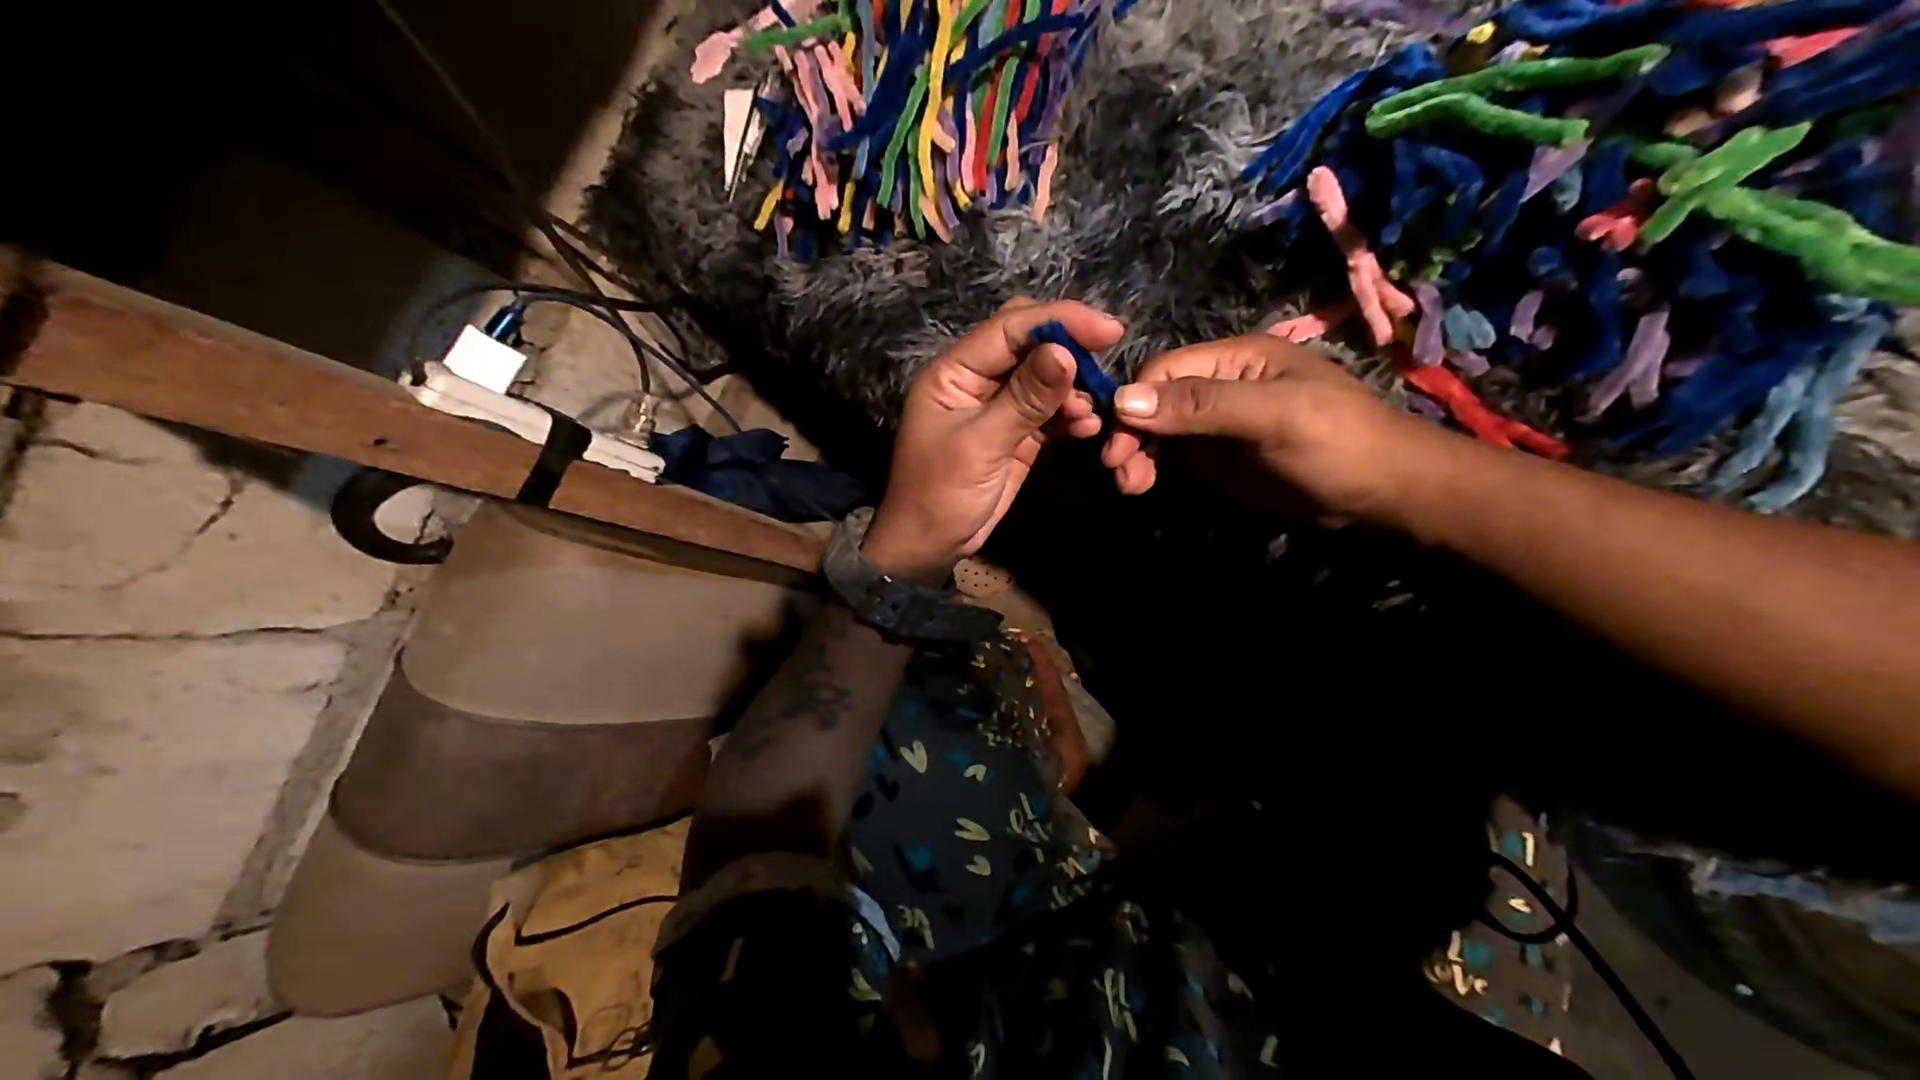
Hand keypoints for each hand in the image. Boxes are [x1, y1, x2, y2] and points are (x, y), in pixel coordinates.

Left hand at [865, 298, 1123, 577]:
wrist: (929, 547)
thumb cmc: (940, 495)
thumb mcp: (980, 446)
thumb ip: (1023, 400)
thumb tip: (1065, 353)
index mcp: (954, 371)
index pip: (1009, 329)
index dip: (1059, 322)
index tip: (1108, 330)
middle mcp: (976, 379)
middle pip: (1027, 343)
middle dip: (1068, 347)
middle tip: (1106, 359)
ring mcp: (997, 405)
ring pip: (1044, 377)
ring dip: (1073, 387)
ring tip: (1093, 410)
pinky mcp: (1016, 432)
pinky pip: (1049, 411)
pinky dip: (1070, 414)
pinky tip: (1087, 427)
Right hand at [1099, 334, 1460, 523]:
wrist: (1383, 492)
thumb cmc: (1337, 441)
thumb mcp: (1271, 416)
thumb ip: (1201, 405)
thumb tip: (1124, 401)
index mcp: (1234, 358)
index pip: (1163, 372)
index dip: (1133, 403)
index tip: (1116, 444)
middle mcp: (1218, 384)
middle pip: (1153, 402)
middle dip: (1130, 433)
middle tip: (1119, 472)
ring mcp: (1215, 423)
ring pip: (1157, 431)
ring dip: (1136, 454)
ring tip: (1131, 486)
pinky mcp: (1217, 456)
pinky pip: (1171, 456)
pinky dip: (1151, 468)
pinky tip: (1144, 486)